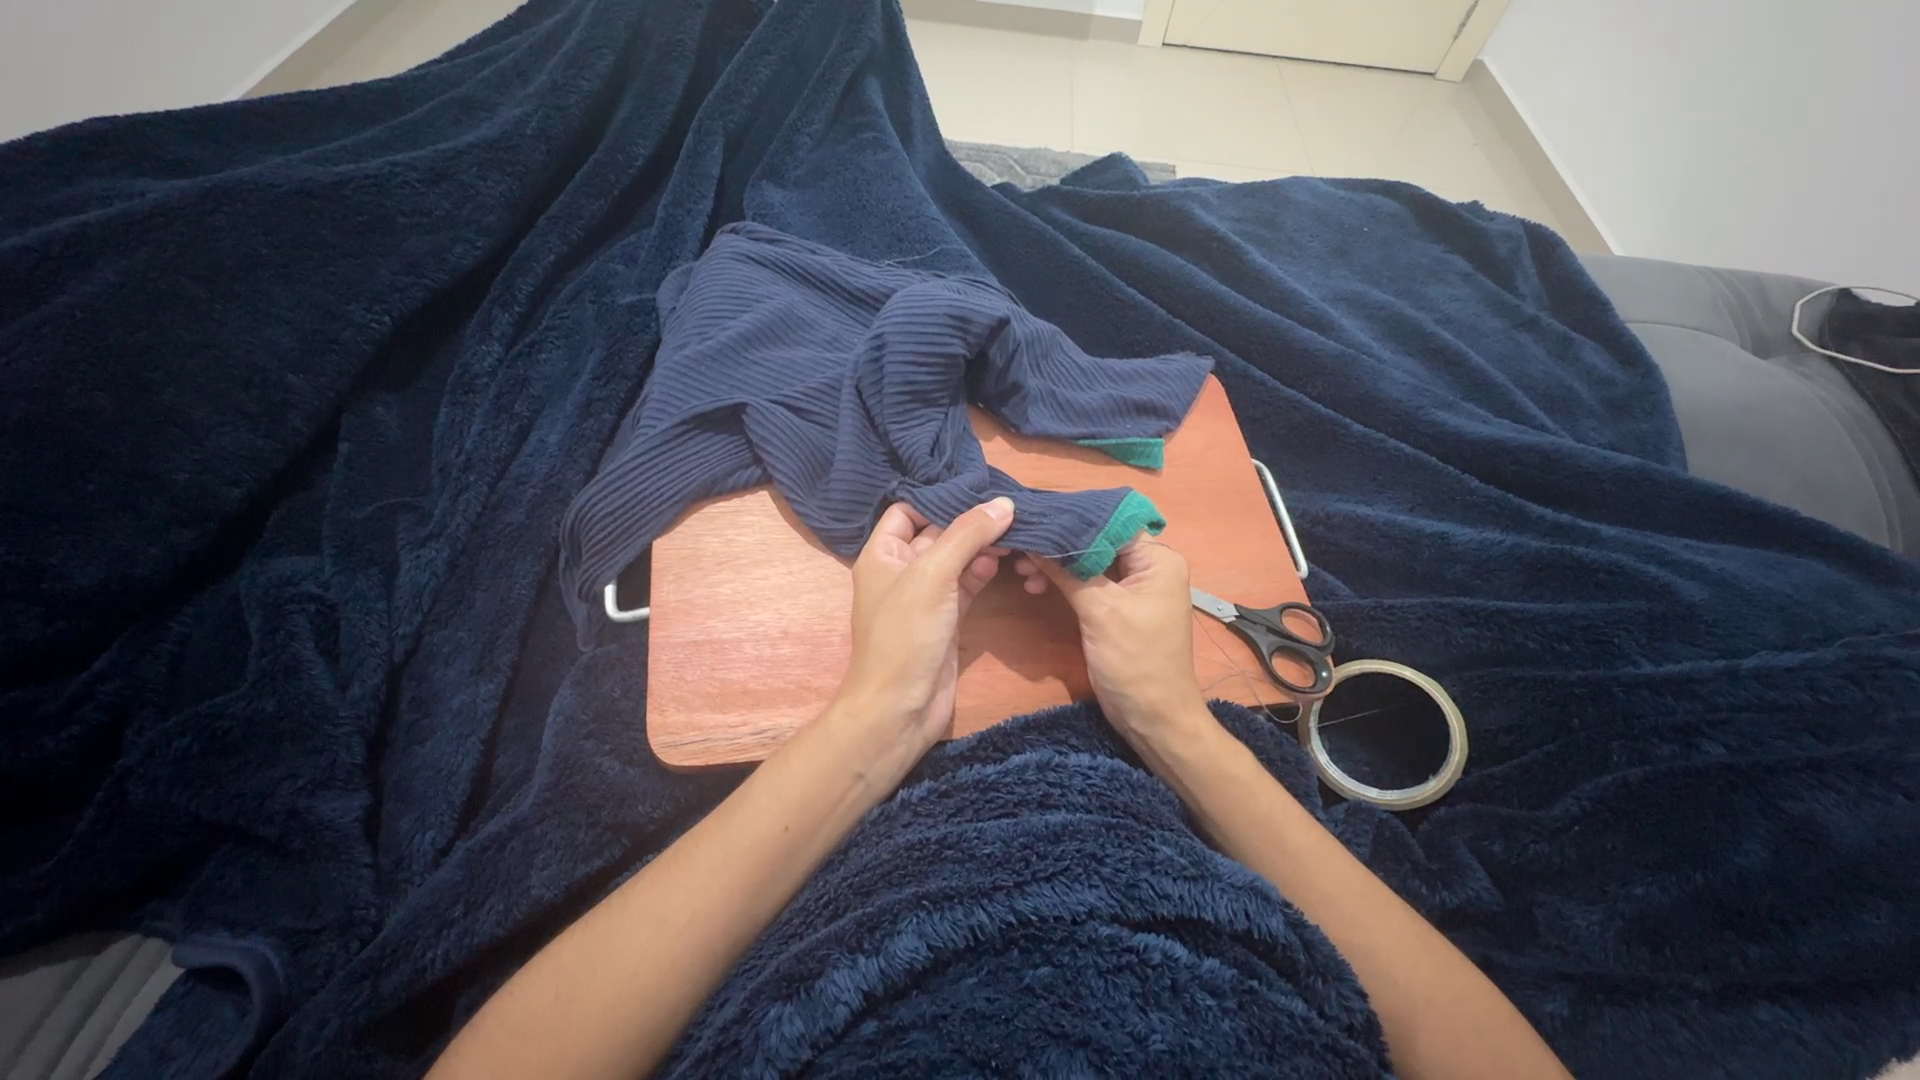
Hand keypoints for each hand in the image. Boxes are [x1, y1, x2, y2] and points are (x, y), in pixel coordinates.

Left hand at [833, 498, 1015, 755]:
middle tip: (1010, 507)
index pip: (909, 509)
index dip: (940, 499)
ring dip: (981, 546)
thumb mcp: (933, 575)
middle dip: (969, 521)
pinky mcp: (946, 618)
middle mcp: (900, 570)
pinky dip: (983, 571)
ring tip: (1014, 532)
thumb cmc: (905, 635)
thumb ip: (967, 535)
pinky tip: (1005, 560)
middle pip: (937, 532)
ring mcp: (924, 596)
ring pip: (955, 559)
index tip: (981, 488)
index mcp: (882, 553)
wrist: (900, 707)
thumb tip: (1004, 503)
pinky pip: (966, 584)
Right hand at [1025, 538, 1206, 742]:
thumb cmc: (1135, 662)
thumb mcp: (1100, 611)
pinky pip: (1088, 583)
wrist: (1154, 718)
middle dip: (1059, 544)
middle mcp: (1149, 566)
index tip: (1033, 518)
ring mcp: (1133, 588)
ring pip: (1089, 561)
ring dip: (1056, 564)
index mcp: (1158, 559)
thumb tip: (1034, 538)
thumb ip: (1067, 571)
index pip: (1110, 522)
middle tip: (1021, 547)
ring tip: (1023, 571)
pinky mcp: (1118, 607)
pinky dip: (1064, 582)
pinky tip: (1036, 583)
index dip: (1071, 519)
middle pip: (1098, 540)